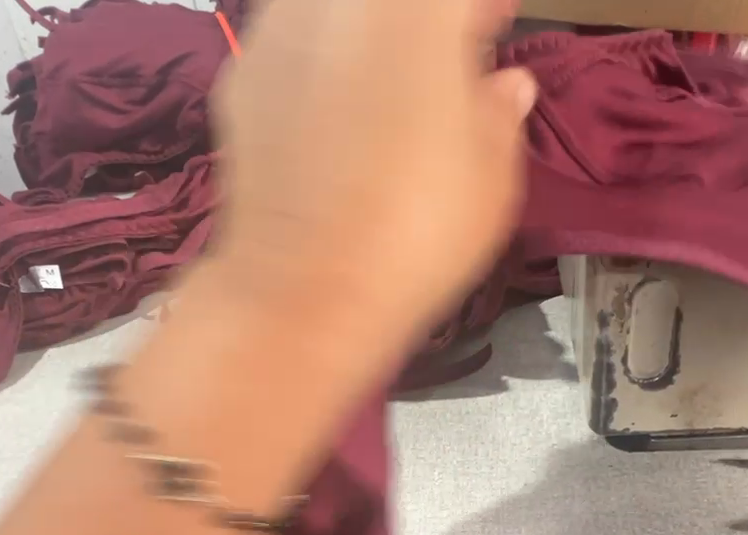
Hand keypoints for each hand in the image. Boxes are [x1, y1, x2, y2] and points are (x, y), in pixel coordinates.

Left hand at [208, 0, 536, 381]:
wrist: (307, 292)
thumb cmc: (417, 237)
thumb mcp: (492, 182)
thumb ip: (501, 114)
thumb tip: (504, 87)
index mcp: (420, 13)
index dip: (483, 9)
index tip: (497, 24)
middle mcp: (345, 1)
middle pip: (394, 0)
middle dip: (425, 21)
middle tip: (442, 61)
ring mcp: (282, 25)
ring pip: (337, 12)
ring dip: (367, 34)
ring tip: (385, 83)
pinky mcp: (243, 71)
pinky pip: (294, 37)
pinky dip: (321, 56)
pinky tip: (334, 112)